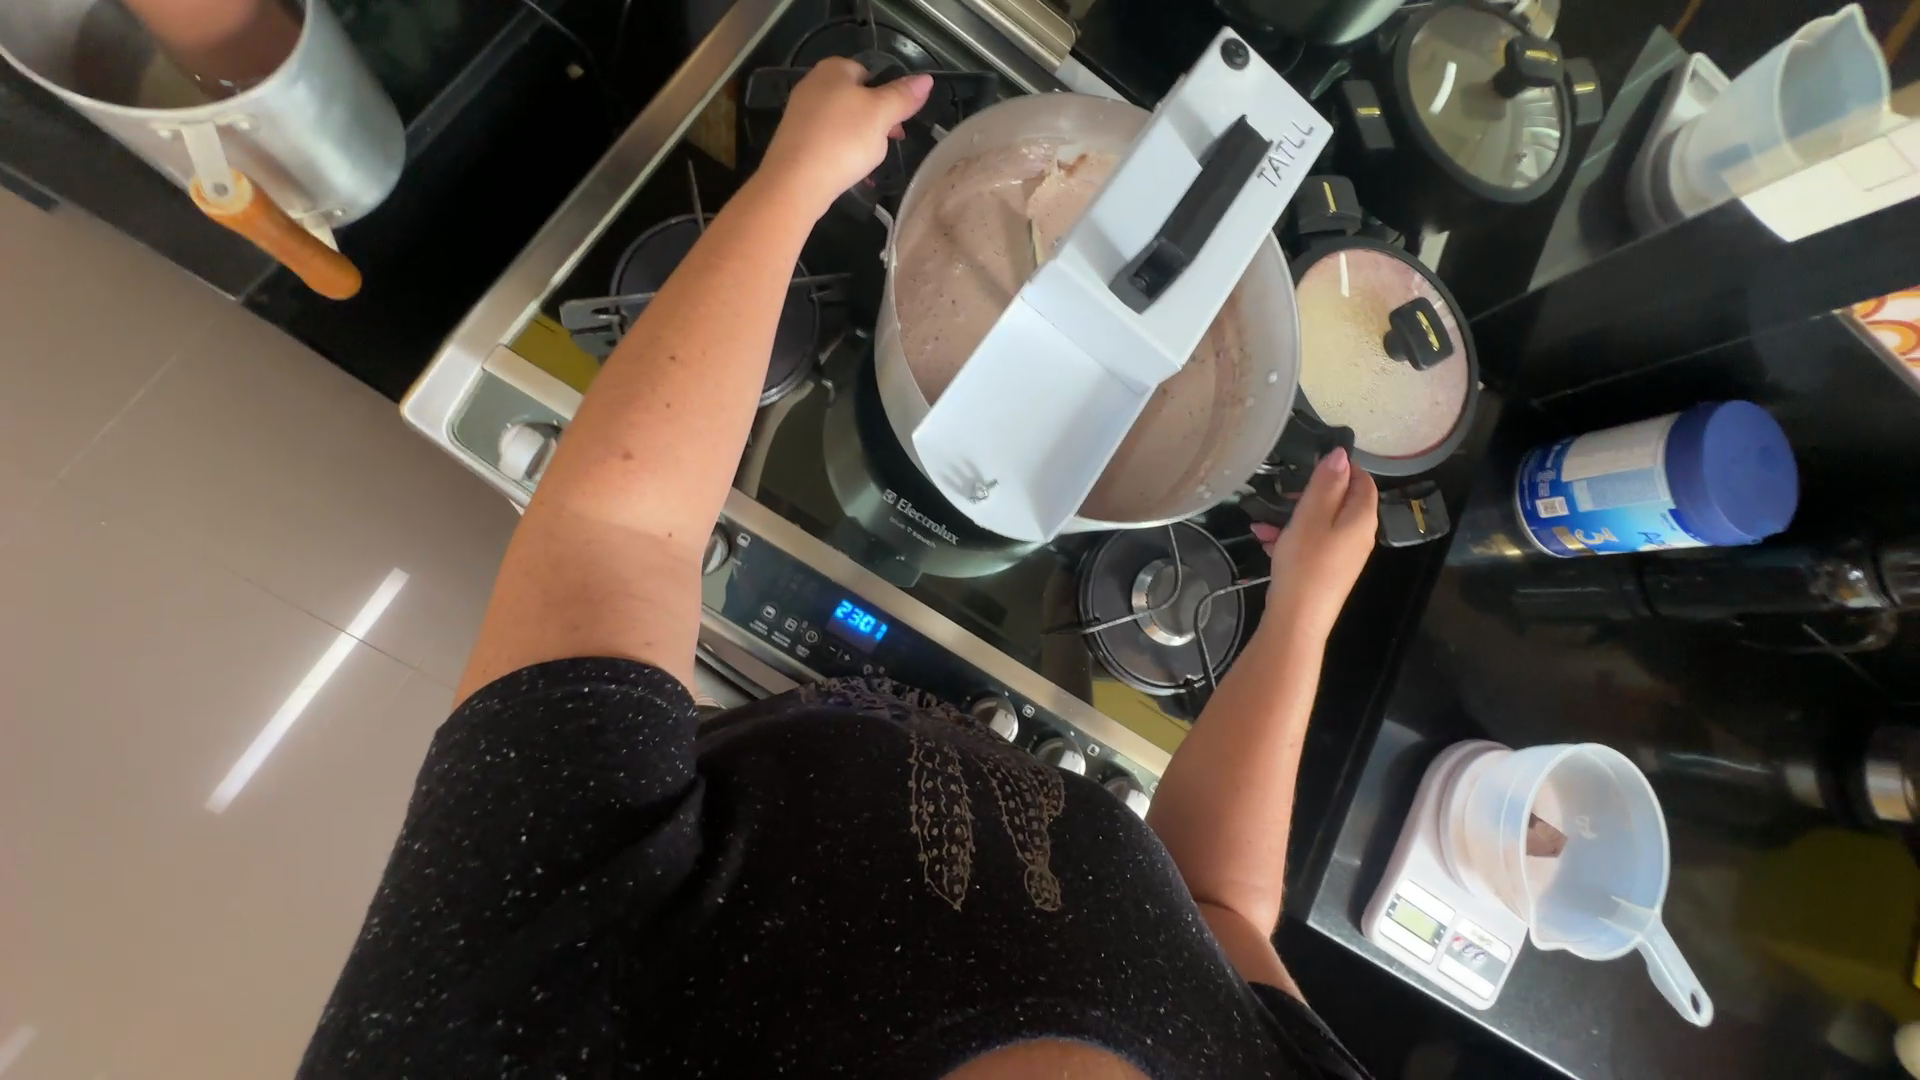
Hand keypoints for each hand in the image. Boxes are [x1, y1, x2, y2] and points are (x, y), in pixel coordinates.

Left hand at [759, 58, 932, 216]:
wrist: (796, 181)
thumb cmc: (843, 140)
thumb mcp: (881, 115)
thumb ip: (903, 97)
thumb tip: (926, 80)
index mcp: (834, 69)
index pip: (870, 74)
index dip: (887, 99)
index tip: (897, 125)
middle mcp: (813, 84)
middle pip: (855, 100)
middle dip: (873, 123)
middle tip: (884, 146)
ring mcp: (801, 113)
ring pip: (842, 124)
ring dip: (858, 142)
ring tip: (865, 163)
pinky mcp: (795, 141)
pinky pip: (827, 143)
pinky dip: (840, 155)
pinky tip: (846, 172)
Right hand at [1249, 447, 1377, 637]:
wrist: (1298, 618)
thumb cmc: (1305, 563)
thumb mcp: (1310, 517)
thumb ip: (1325, 484)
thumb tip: (1342, 454)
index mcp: (1361, 519)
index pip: (1362, 481)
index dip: (1341, 468)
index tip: (1310, 465)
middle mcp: (1358, 536)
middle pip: (1340, 503)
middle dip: (1308, 495)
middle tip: (1280, 494)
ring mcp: (1343, 556)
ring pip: (1320, 524)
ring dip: (1292, 518)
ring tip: (1262, 522)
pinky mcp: (1327, 571)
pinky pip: (1312, 544)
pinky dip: (1291, 538)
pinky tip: (1265, 542)